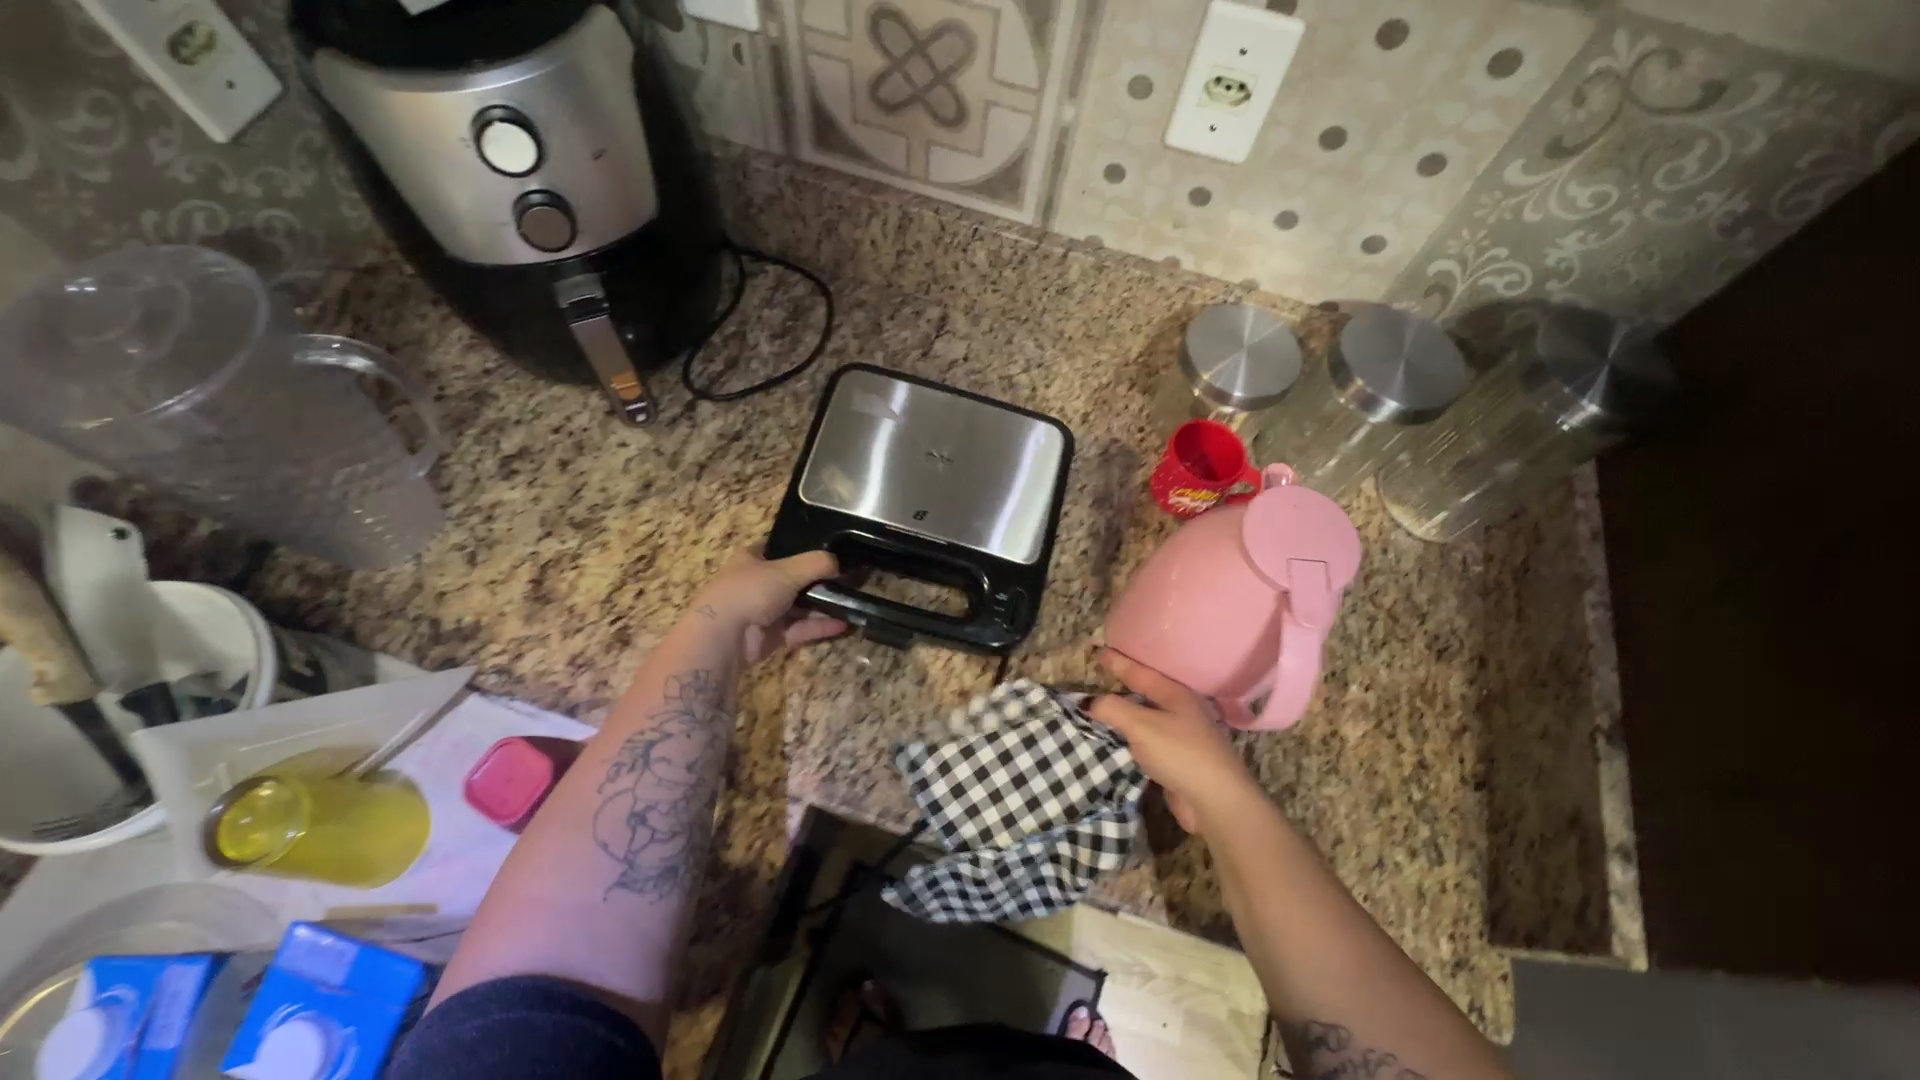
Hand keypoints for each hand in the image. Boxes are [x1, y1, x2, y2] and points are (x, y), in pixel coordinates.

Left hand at [687, 549, 847, 663]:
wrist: (724, 636)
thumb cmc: (750, 591)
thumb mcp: (787, 570)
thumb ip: (817, 563)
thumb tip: (840, 563)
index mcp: (751, 559)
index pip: (777, 548)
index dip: (800, 548)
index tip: (827, 552)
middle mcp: (756, 584)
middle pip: (792, 580)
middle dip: (818, 581)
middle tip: (846, 580)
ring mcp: (762, 612)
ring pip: (798, 606)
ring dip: (822, 605)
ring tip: (851, 603)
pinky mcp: (770, 637)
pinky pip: (799, 628)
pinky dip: (819, 626)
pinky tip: (843, 624)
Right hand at [1090, 648, 1254, 832]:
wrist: (1215, 800)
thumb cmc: (1180, 753)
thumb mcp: (1142, 726)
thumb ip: (1113, 709)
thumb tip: (1088, 702)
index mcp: (1176, 695)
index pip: (1140, 672)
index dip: (1118, 662)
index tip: (1098, 650)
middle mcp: (1181, 711)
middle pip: (1147, 691)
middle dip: (1125, 682)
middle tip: (1101, 673)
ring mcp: (1182, 736)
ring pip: (1147, 716)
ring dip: (1127, 710)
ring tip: (1105, 705)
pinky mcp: (1178, 760)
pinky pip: (1147, 740)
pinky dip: (1132, 735)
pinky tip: (1121, 738)